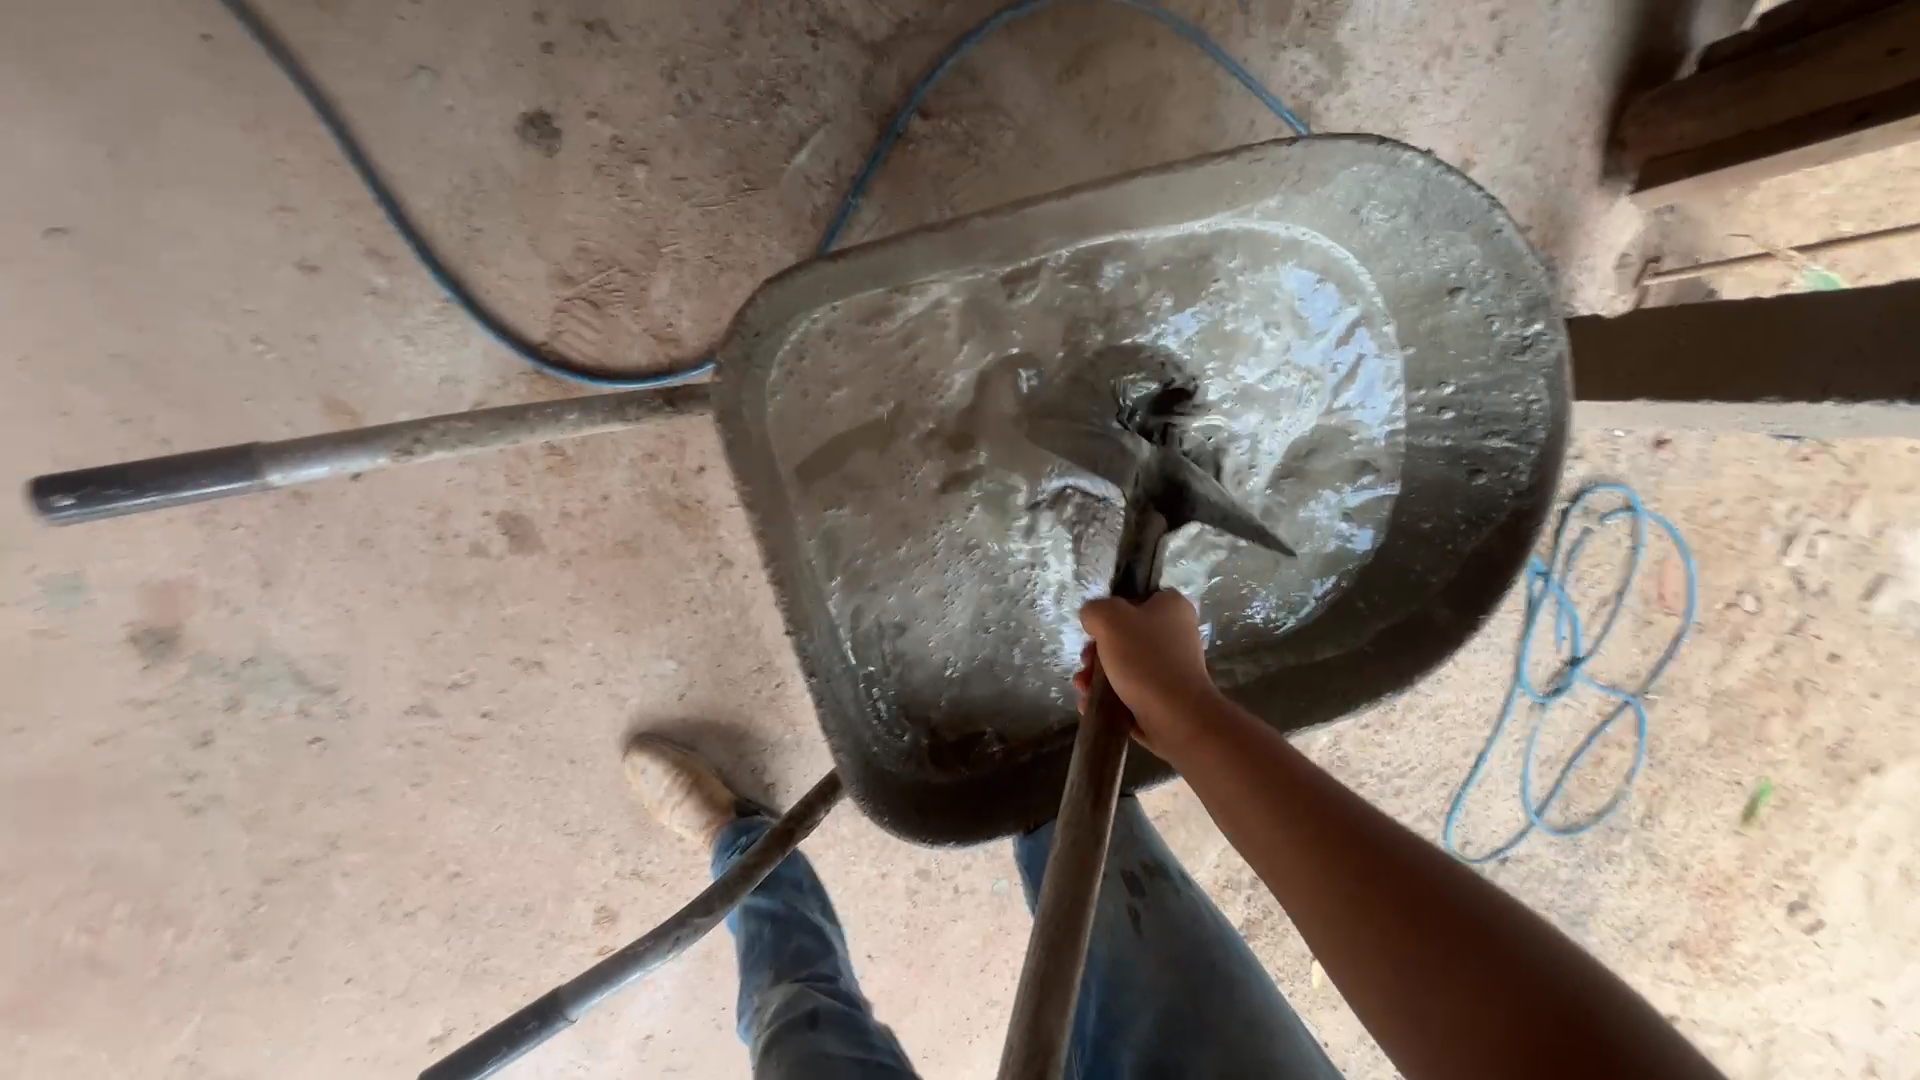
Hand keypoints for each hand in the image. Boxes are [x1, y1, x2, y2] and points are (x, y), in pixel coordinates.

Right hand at [1074, 590, 1224, 754]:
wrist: (1176, 716)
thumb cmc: (1144, 659)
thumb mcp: (1109, 619)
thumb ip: (1094, 610)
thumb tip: (1093, 621)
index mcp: (1171, 606)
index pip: (1133, 599)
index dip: (1108, 614)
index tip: (1094, 633)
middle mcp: (1176, 633)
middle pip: (1123, 635)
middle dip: (1095, 653)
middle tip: (1085, 665)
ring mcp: (1172, 666)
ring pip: (1123, 664)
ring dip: (1097, 677)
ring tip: (1084, 690)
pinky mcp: (1166, 694)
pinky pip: (1131, 689)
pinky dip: (1110, 696)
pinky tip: (1091, 704)